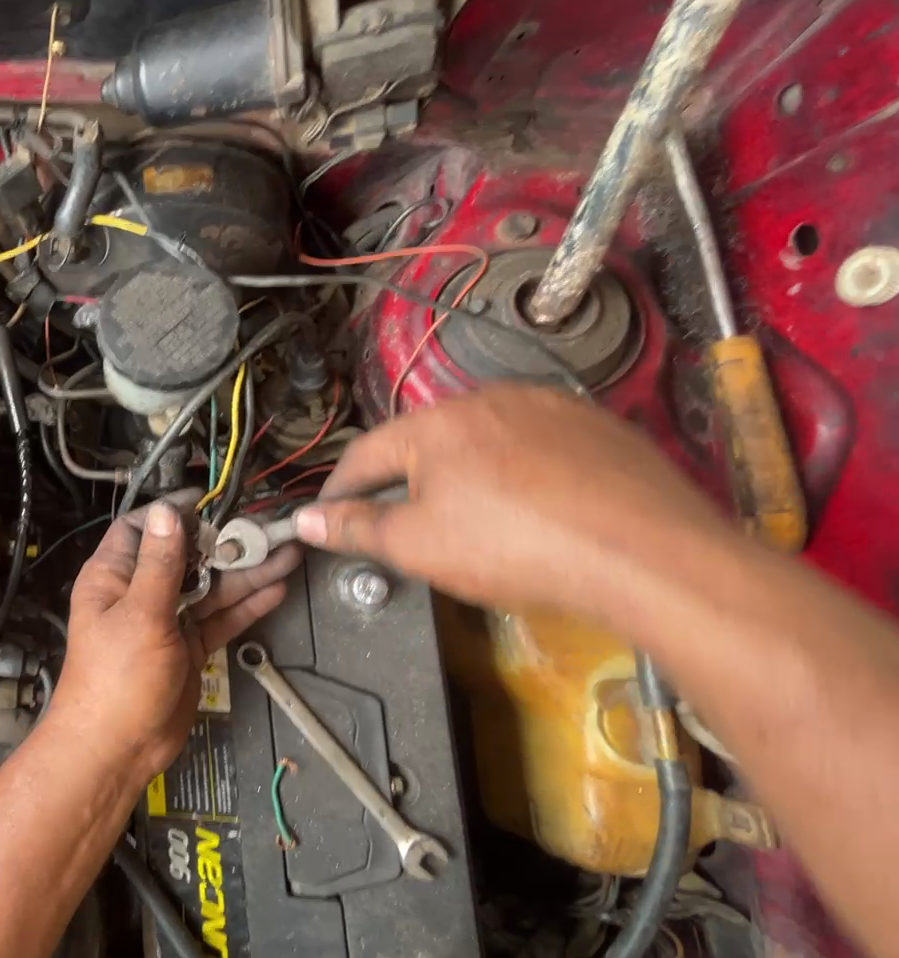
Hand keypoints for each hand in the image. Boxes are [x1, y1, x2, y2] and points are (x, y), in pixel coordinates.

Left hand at [48, 494, 298, 786]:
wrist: (118, 747)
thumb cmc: (117, 677)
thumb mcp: (140, 614)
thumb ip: (160, 564)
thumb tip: (166, 511)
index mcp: (113, 575)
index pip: (141, 529)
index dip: (173, 512)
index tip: (211, 499)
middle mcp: (139, 592)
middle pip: (186, 557)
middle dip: (224, 543)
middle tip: (268, 528)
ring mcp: (166, 620)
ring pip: (209, 587)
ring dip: (245, 572)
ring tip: (287, 553)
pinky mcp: (188, 647)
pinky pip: (219, 618)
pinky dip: (245, 606)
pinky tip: (276, 588)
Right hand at [292, 383, 745, 622]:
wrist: (651, 557)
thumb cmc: (517, 547)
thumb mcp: (417, 546)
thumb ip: (355, 527)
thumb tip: (306, 520)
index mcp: (433, 424)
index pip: (365, 454)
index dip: (341, 488)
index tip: (330, 514)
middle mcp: (487, 400)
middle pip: (424, 442)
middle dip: (406, 479)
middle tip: (405, 521)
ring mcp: (550, 407)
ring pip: (482, 438)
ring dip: (464, 471)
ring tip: (473, 516)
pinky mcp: (600, 426)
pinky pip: (537, 443)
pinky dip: (520, 470)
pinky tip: (534, 506)